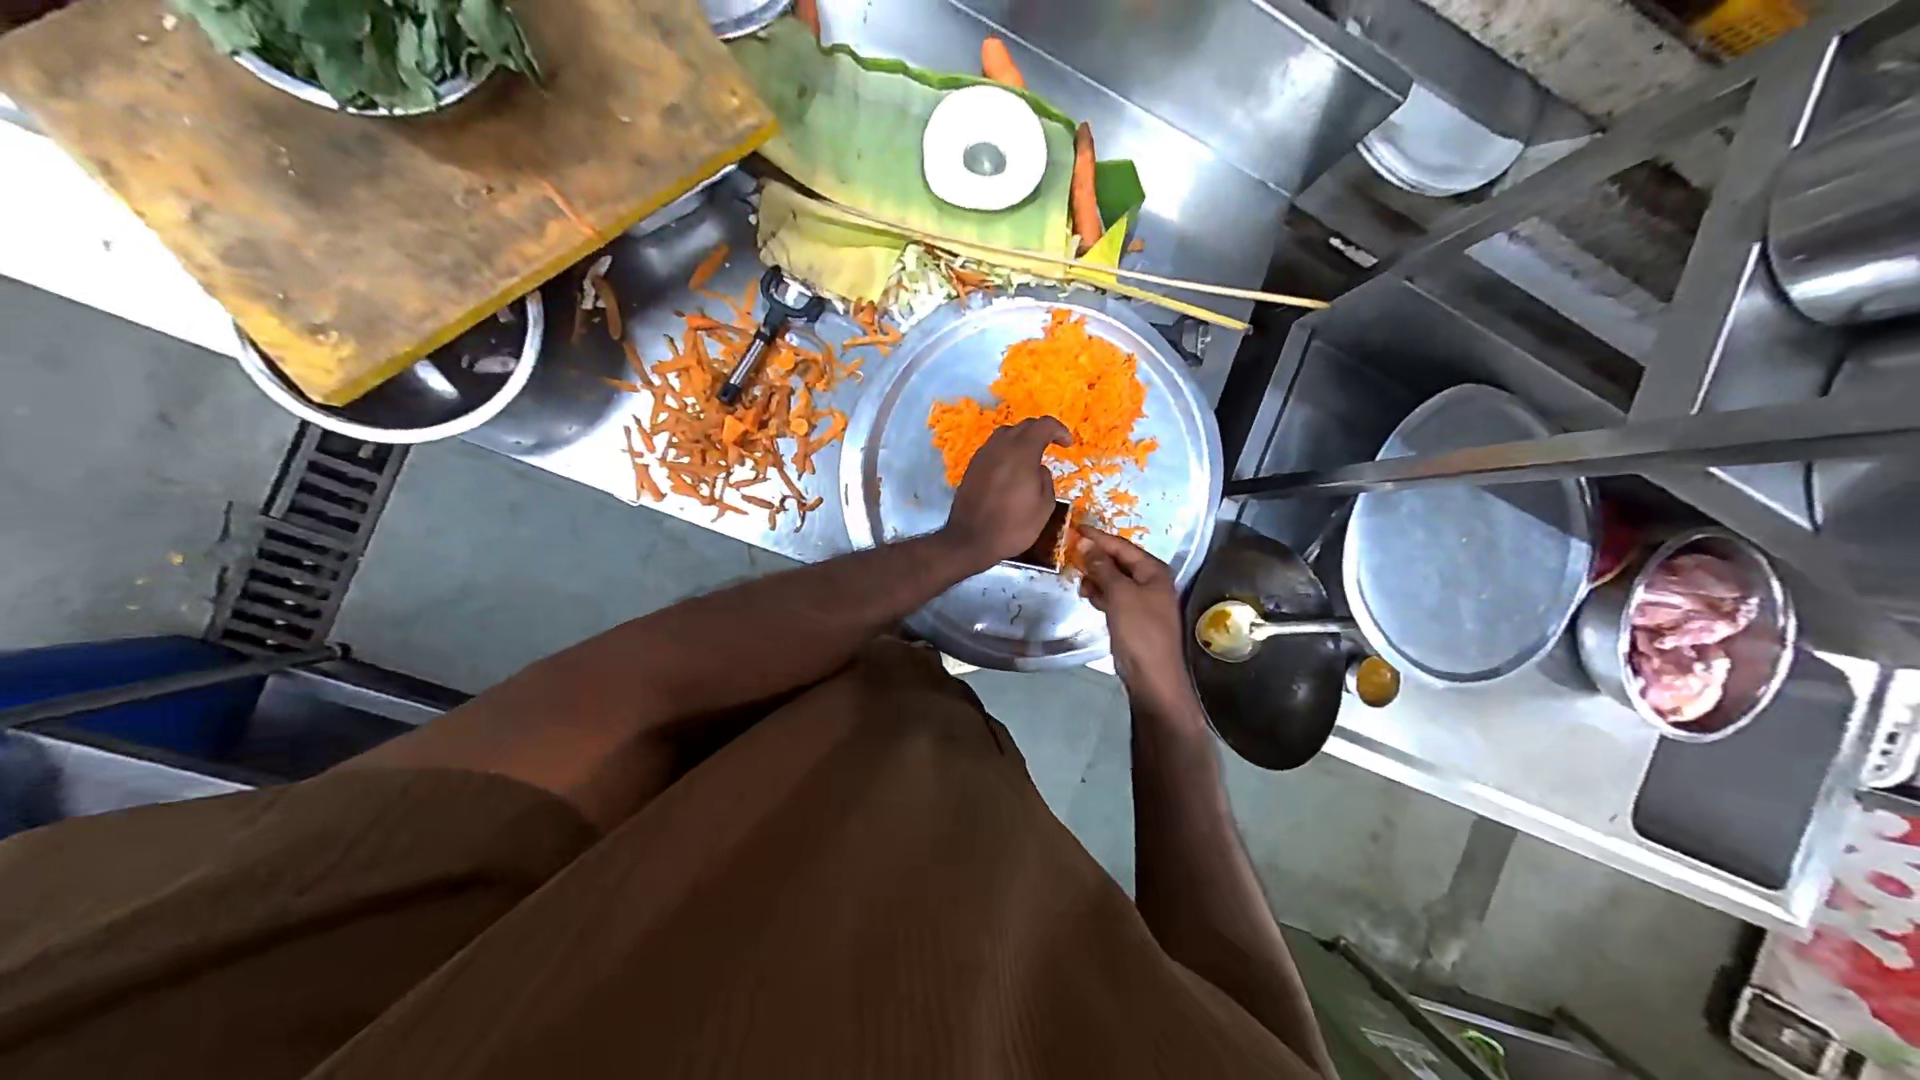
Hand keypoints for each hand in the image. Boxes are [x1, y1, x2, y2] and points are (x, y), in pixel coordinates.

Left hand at [943, 417, 1071, 567]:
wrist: (971, 540)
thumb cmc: (1013, 526)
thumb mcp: (1044, 507)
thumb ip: (1045, 480)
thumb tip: (1038, 469)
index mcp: (1022, 452)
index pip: (1043, 425)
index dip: (1059, 430)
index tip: (1067, 444)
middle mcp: (1000, 447)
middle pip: (1023, 426)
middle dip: (1041, 432)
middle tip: (1052, 446)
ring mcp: (983, 456)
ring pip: (1005, 435)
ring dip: (1021, 439)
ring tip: (1031, 456)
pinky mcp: (972, 467)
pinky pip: (993, 449)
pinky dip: (1006, 451)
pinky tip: (1011, 469)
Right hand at [1078, 527, 1197, 713]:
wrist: (1152, 676)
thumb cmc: (1140, 631)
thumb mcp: (1120, 594)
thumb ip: (1103, 568)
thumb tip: (1087, 544)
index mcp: (1153, 571)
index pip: (1122, 546)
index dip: (1098, 537)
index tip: (1075, 527)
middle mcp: (1151, 581)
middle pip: (1119, 561)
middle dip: (1096, 558)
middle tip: (1072, 555)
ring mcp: (1144, 600)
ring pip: (1115, 579)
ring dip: (1097, 578)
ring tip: (1080, 582)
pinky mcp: (1134, 617)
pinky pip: (1115, 596)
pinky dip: (1102, 594)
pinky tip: (1089, 597)